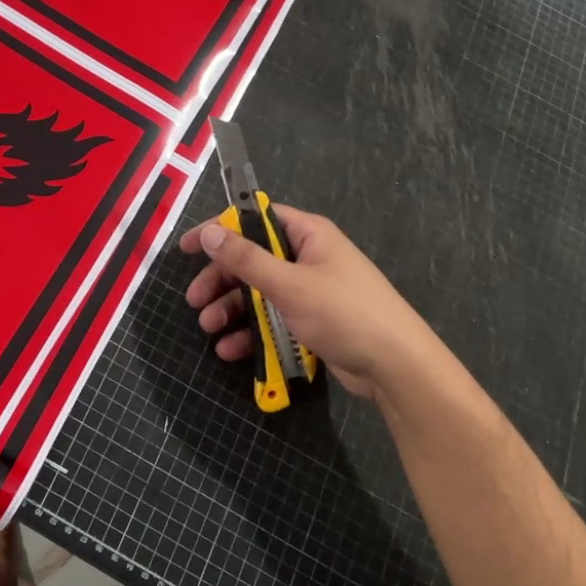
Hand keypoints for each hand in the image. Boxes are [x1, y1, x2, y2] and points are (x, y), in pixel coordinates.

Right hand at [179, 204, 437, 400]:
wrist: (396, 366)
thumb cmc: (344, 313)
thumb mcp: (289, 284)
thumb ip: (246, 259)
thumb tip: (210, 230)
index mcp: (308, 234)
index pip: (255, 219)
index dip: (220, 229)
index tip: (189, 247)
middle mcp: (308, 257)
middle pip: (253, 259)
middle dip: (222, 279)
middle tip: (194, 300)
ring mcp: (311, 290)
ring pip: (260, 292)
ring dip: (232, 309)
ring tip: (209, 328)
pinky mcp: (313, 321)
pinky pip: (273, 318)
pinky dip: (252, 331)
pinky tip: (232, 350)